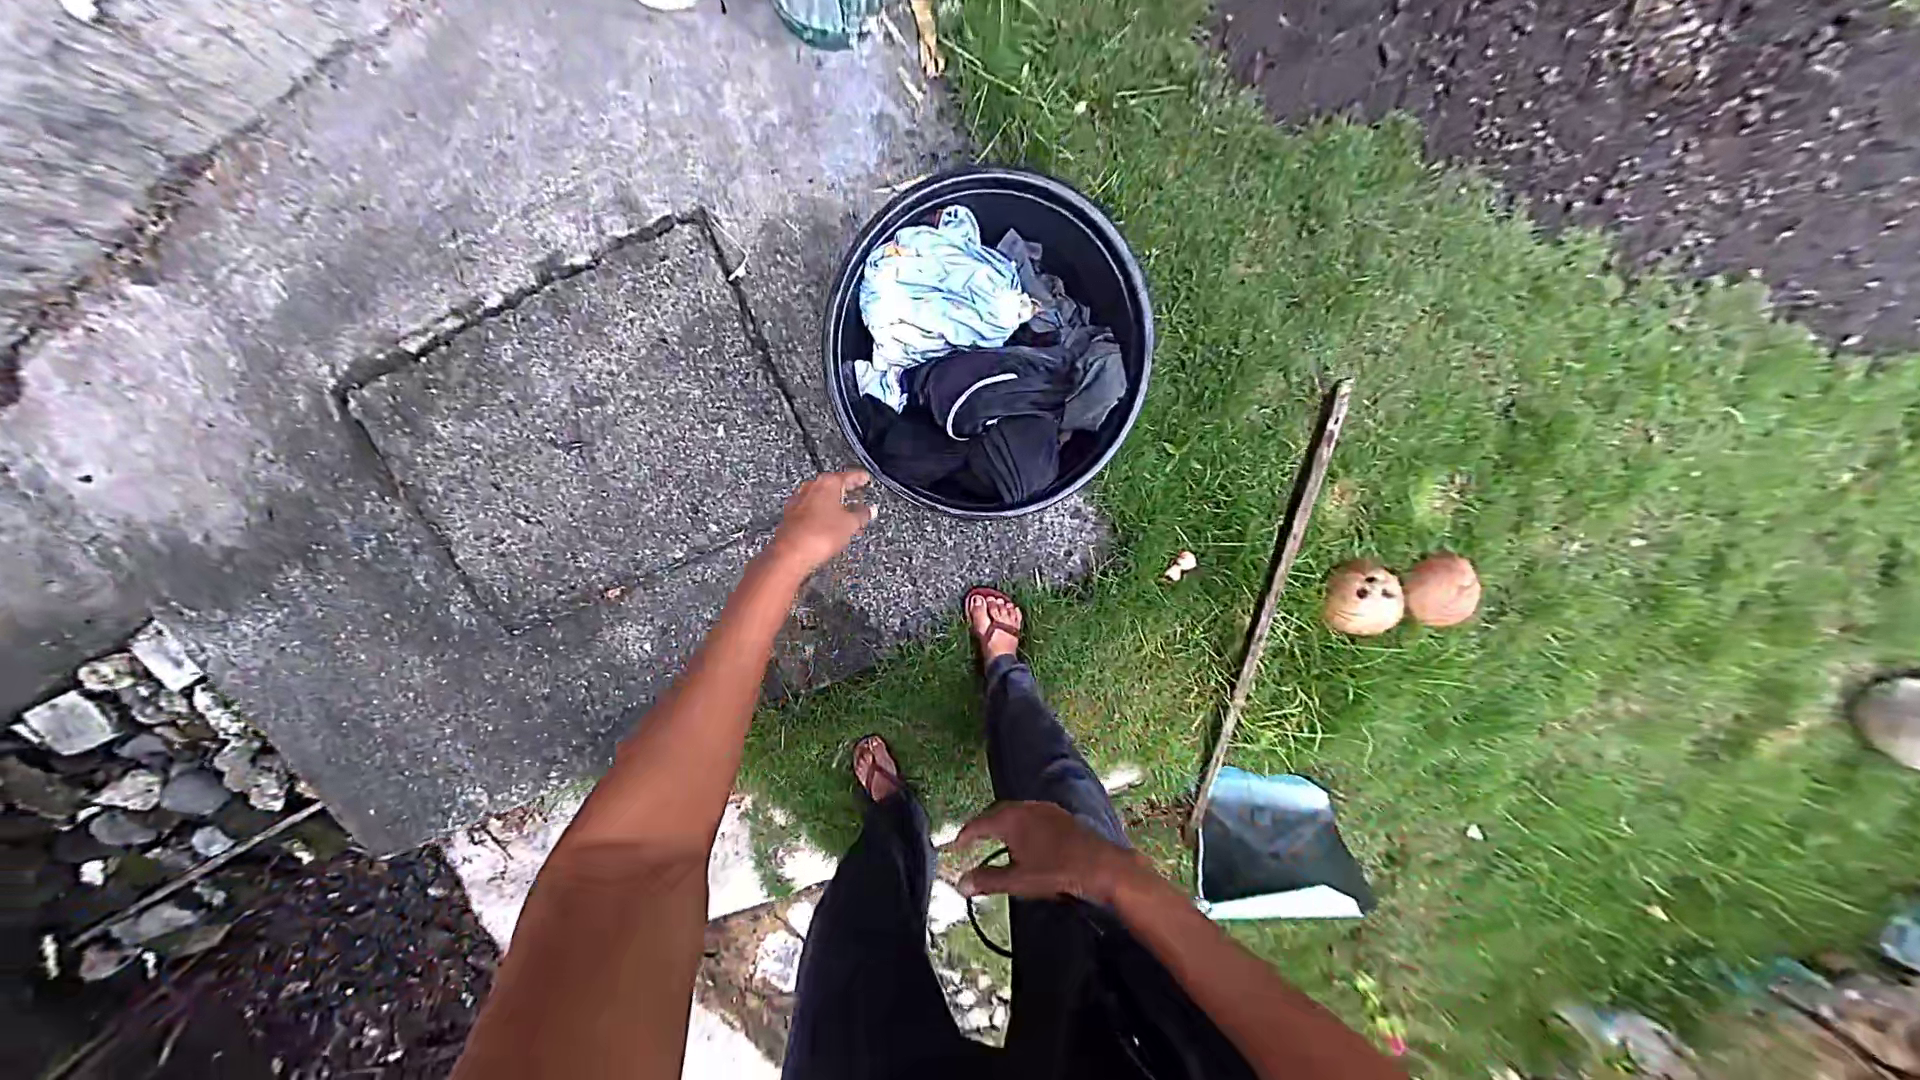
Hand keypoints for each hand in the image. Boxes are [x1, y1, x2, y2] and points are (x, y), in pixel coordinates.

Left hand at [767, 470, 876, 574]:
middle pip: (832, 486)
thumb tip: (868, 511)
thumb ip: (862, 514)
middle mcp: (810, 488)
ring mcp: (798, 502)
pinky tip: (828, 527)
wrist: (792, 553)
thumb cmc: (818, 533)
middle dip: (845, 493)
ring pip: (821, 500)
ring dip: (834, 507)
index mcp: (827, 482)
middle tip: (857, 497)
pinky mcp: (791, 517)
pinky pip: (811, 513)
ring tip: (845, 517)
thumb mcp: (851, 524)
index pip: (848, 475)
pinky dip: (821, 517)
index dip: (859, 477)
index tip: (864, 477)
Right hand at [955, 800, 1149, 905]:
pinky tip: (1025, 837)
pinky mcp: (1060, 814)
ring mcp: (1045, 808)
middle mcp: (1026, 807)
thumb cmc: (1055, 872)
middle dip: (983, 825)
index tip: (955, 845)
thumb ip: (988, 880)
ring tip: (995, 837)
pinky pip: (1030, 814)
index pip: (980, 823)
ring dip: (1002, 823)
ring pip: (1015, 811)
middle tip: (972, 839)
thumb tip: (960, 883)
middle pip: (996, 813)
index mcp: (1011, 819)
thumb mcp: (1018, 881)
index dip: (965, 834)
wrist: (1100, 864)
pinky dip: (1020, 823)